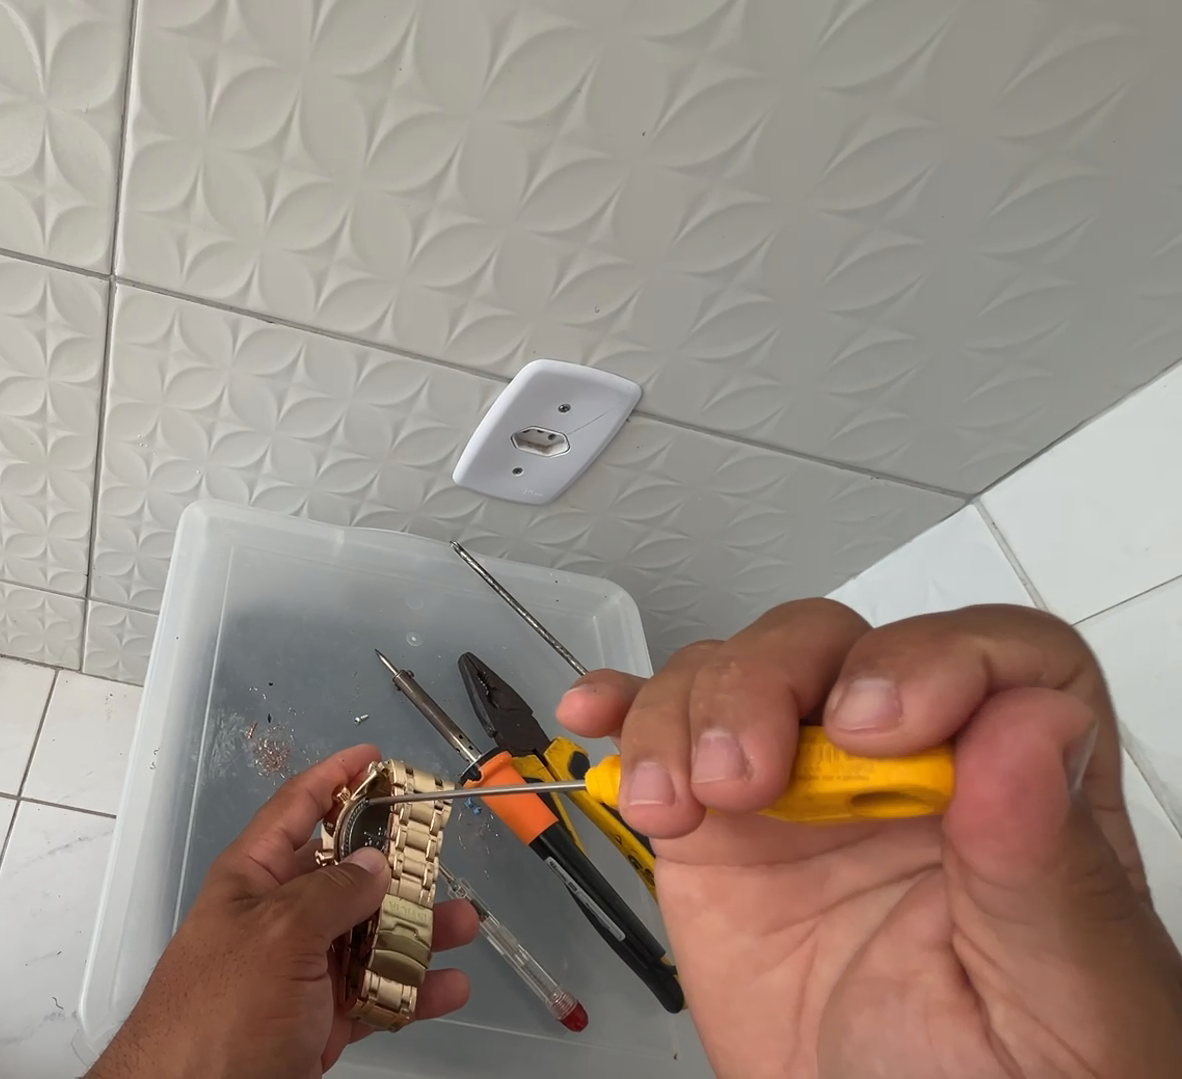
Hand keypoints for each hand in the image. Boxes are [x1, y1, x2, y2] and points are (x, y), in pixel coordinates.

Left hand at [88, 744, 479, 1078]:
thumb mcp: (278, 936)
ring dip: (415, 929)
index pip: (298, 807)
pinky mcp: (318, 1019)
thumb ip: (331, 895)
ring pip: (366, 934)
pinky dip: (410, 990)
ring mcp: (300, 969)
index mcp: (255, 875)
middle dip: (393, 862)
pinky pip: (372, 992)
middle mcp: (278, 914)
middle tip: (439, 853)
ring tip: (463, 923)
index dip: (334, 776)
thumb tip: (374, 863)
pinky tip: (446, 988)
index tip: (373, 757)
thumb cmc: (221, 1007)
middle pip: (343, 873)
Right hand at [557, 600, 1181, 1078]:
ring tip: (674, 810)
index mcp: (1000, 793)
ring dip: (673, 721)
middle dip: (759, 688)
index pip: (989, 653)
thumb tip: (1029, 720)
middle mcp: (880, 764)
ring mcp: (777, 778)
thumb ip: (1049, 872)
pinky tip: (591, 716)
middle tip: (742, 782)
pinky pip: (643, 720)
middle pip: (818, 641)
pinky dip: (611, 704)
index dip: (928, 659)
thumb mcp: (1062, 1011)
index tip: (869, 732)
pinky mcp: (694, 806)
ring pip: (717, 672)